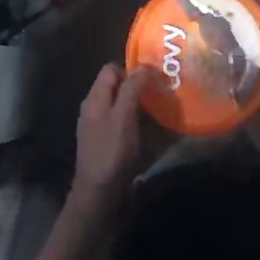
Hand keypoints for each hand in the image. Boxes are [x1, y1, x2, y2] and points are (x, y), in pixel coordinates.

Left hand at [72, 65, 151, 198]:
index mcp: (95, 98)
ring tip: (163, 104)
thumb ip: (132, 88)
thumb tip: (145, 65)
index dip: (132, 68)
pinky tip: (154, 125)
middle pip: (119, 85)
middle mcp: (96, 108)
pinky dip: (139, 118)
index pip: (112, 69)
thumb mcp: (123, 116)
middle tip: (163, 89)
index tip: (154, 75)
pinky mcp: (109, 140)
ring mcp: (101, 125)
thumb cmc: (111, 151)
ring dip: (142, 102)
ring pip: (124, 103)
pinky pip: (126, 119)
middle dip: (140, 84)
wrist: (100, 193)